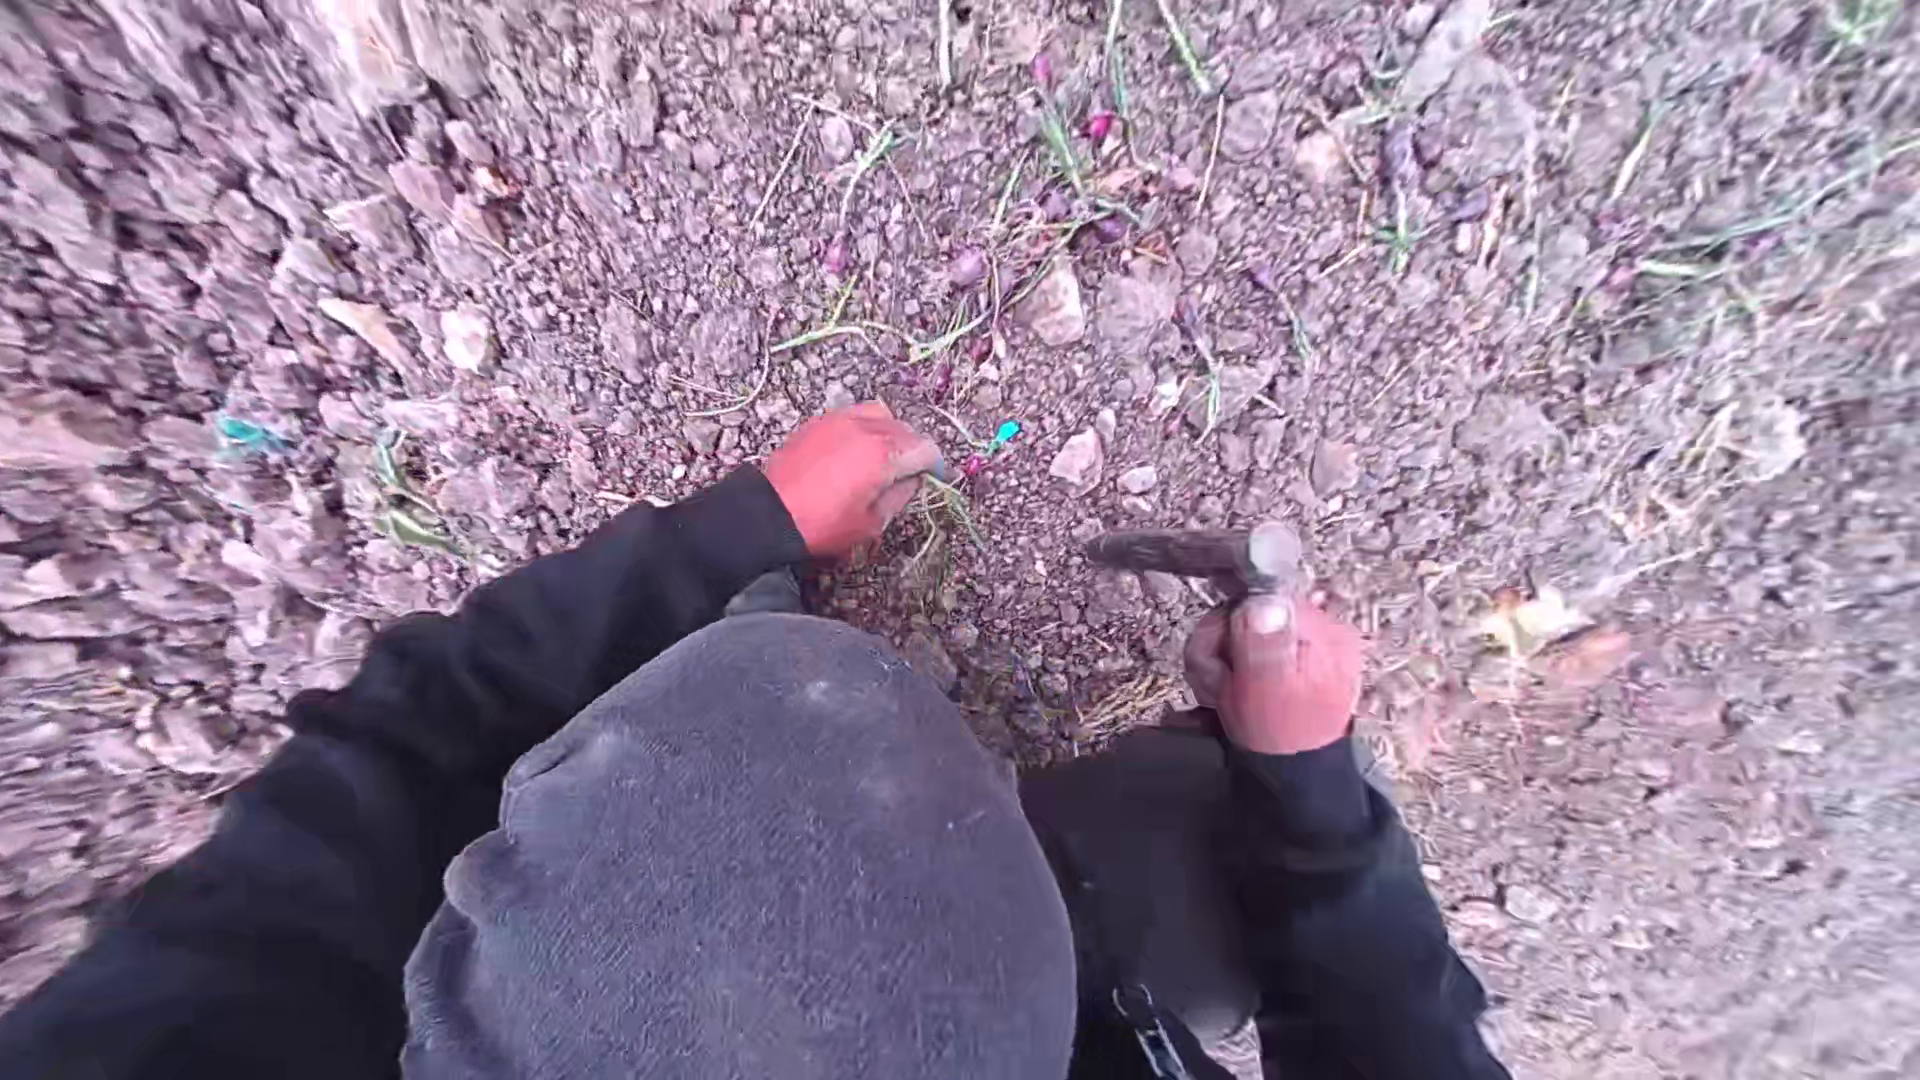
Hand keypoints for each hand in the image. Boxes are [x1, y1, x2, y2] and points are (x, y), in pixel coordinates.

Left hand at [762, 402, 940, 557]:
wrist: (769, 514)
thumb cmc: (821, 524)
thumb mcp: (871, 522)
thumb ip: (901, 495)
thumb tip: (914, 480)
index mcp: (884, 456)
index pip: (927, 449)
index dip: (936, 466)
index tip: (934, 478)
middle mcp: (866, 429)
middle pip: (907, 430)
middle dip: (915, 450)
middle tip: (911, 474)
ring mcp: (841, 420)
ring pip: (883, 415)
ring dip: (892, 433)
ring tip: (886, 456)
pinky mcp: (821, 421)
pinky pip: (856, 413)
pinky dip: (867, 426)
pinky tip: (860, 447)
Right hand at [1182, 594, 1363, 754]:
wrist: (1286, 777)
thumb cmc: (1281, 737)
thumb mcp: (1268, 691)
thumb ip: (1264, 645)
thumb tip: (1263, 600)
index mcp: (1323, 633)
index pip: (1258, 597)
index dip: (1227, 626)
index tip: (1223, 662)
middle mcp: (1310, 630)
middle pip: (1238, 611)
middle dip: (1214, 649)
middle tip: (1218, 683)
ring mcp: (1288, 644)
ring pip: (1227, 629)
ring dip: (1211, 662)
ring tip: (1218, 692)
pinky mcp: (1270, 657)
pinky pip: (1229, 646)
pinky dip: (1217, 670)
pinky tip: (1222, 692)